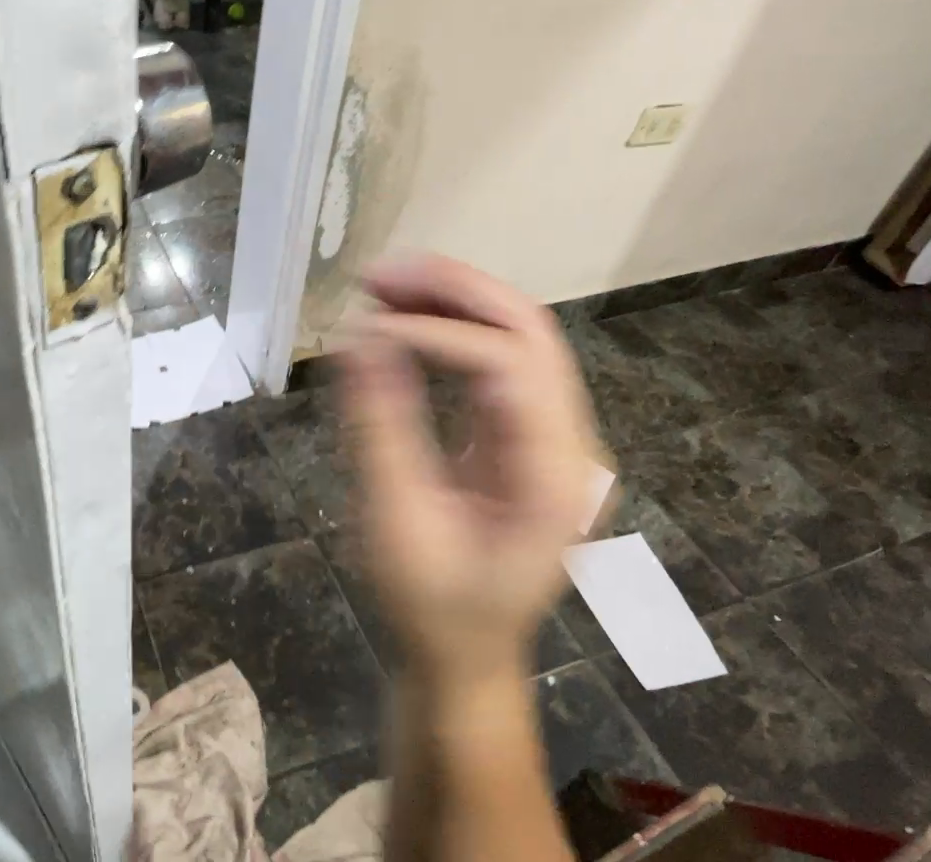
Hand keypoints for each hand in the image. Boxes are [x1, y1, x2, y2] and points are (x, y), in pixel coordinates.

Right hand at [338, 254, 597, 686]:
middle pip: (529, 331)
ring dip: (453, 300)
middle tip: (380, 274)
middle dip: (455, 290)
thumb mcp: (398, 523)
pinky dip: (452, 330)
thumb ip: (382, 428)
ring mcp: (555, 438)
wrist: (465, 657)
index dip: (439, 333)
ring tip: (382, 285)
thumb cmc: (431, 607)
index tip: (368, 325)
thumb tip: (358, 338)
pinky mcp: (526, 436)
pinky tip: (404, 318)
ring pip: (518, 335)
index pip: (510, 366)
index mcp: (555, 477)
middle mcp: (571, 445)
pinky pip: (498, 361)